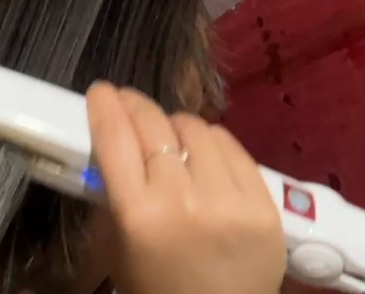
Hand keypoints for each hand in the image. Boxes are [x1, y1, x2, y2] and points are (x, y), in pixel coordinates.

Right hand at [88, 83, 285, 293]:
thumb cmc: (156, 289)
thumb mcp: (119, 245)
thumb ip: (115, 190)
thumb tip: (112, 135)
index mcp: (139, 216)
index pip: (115, 137)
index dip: (105, 105)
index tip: (101, 91)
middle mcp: (183, 201)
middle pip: (153, 124)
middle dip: (135, 105)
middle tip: (128, 103)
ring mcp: (228, 201)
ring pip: (193, 127)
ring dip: (176, 128)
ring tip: (171, 140)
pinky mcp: (263, 205)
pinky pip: (230, 144)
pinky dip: (211, 144)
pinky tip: (203, 155)